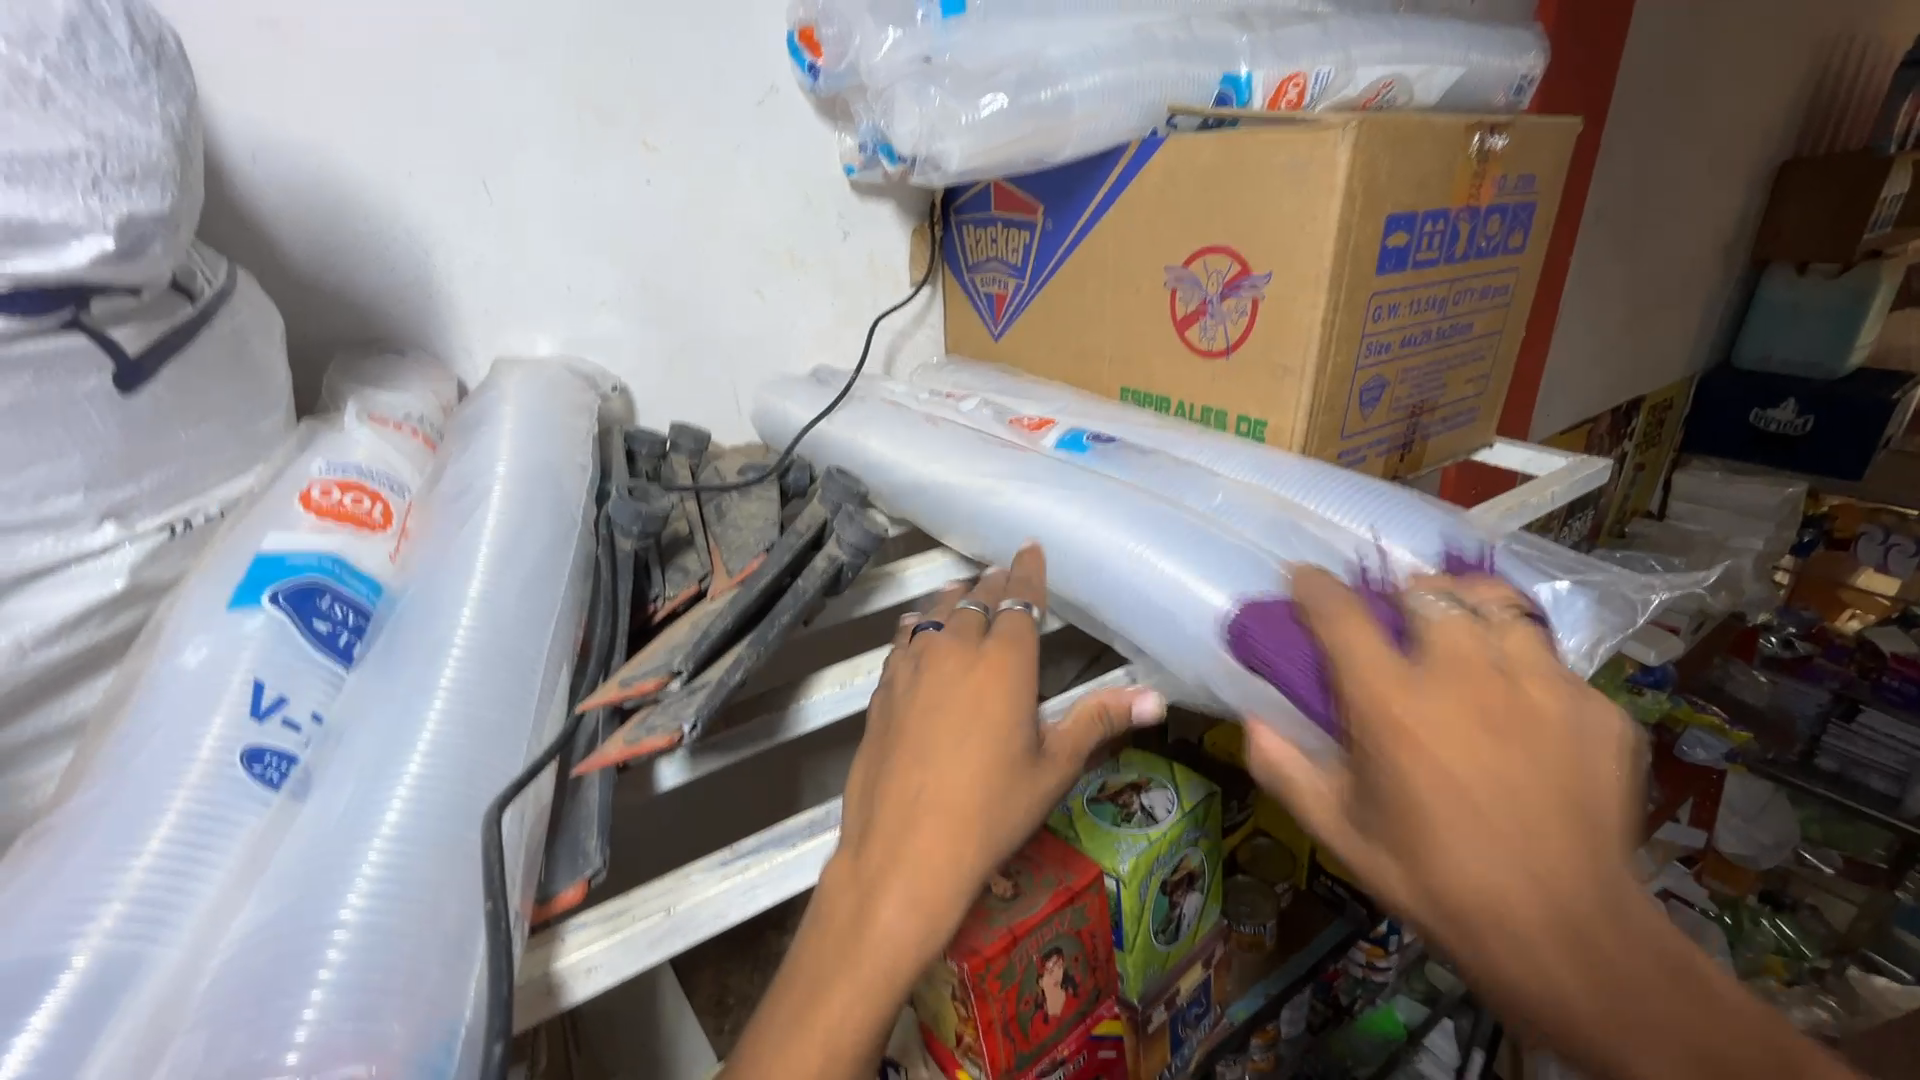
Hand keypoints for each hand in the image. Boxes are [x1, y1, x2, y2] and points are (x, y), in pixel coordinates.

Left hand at [825, 543, 1166, 960]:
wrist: (905, 849)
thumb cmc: (992, 810)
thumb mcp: (1054, 767)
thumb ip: (1099, 720)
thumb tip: (1157, 698)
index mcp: (1005, 660)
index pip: (1020, 598)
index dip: (1028, 572)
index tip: (1030, 548)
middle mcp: (956, 648)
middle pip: (976, 598)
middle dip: (993, 582)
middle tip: (1001, 572)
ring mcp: (913, 665)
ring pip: (935, 612)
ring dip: (954, 597)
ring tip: (963, 589)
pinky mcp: (883, 688)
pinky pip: (904, 639)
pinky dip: (919, 625)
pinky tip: (919, 631)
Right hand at [1243, 567, 1645, 981]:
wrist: (1562, 932)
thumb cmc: (1432, 879)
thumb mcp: (1338, 832)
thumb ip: (1284, 769)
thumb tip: (1251, 722)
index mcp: (1391, 701)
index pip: (1340, 612)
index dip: (1314, 586)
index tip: (1304, 579)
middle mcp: (1464, 675)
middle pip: (1428, 590)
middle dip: (1403, 593)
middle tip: (1396, 617)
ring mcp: (1539, 686)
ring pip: (1500, 605)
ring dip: (1469, 609)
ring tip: (1461, 631)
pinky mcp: (1596, 709)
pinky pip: (1553, 660)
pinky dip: (1526, 665)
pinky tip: (1523, 703)